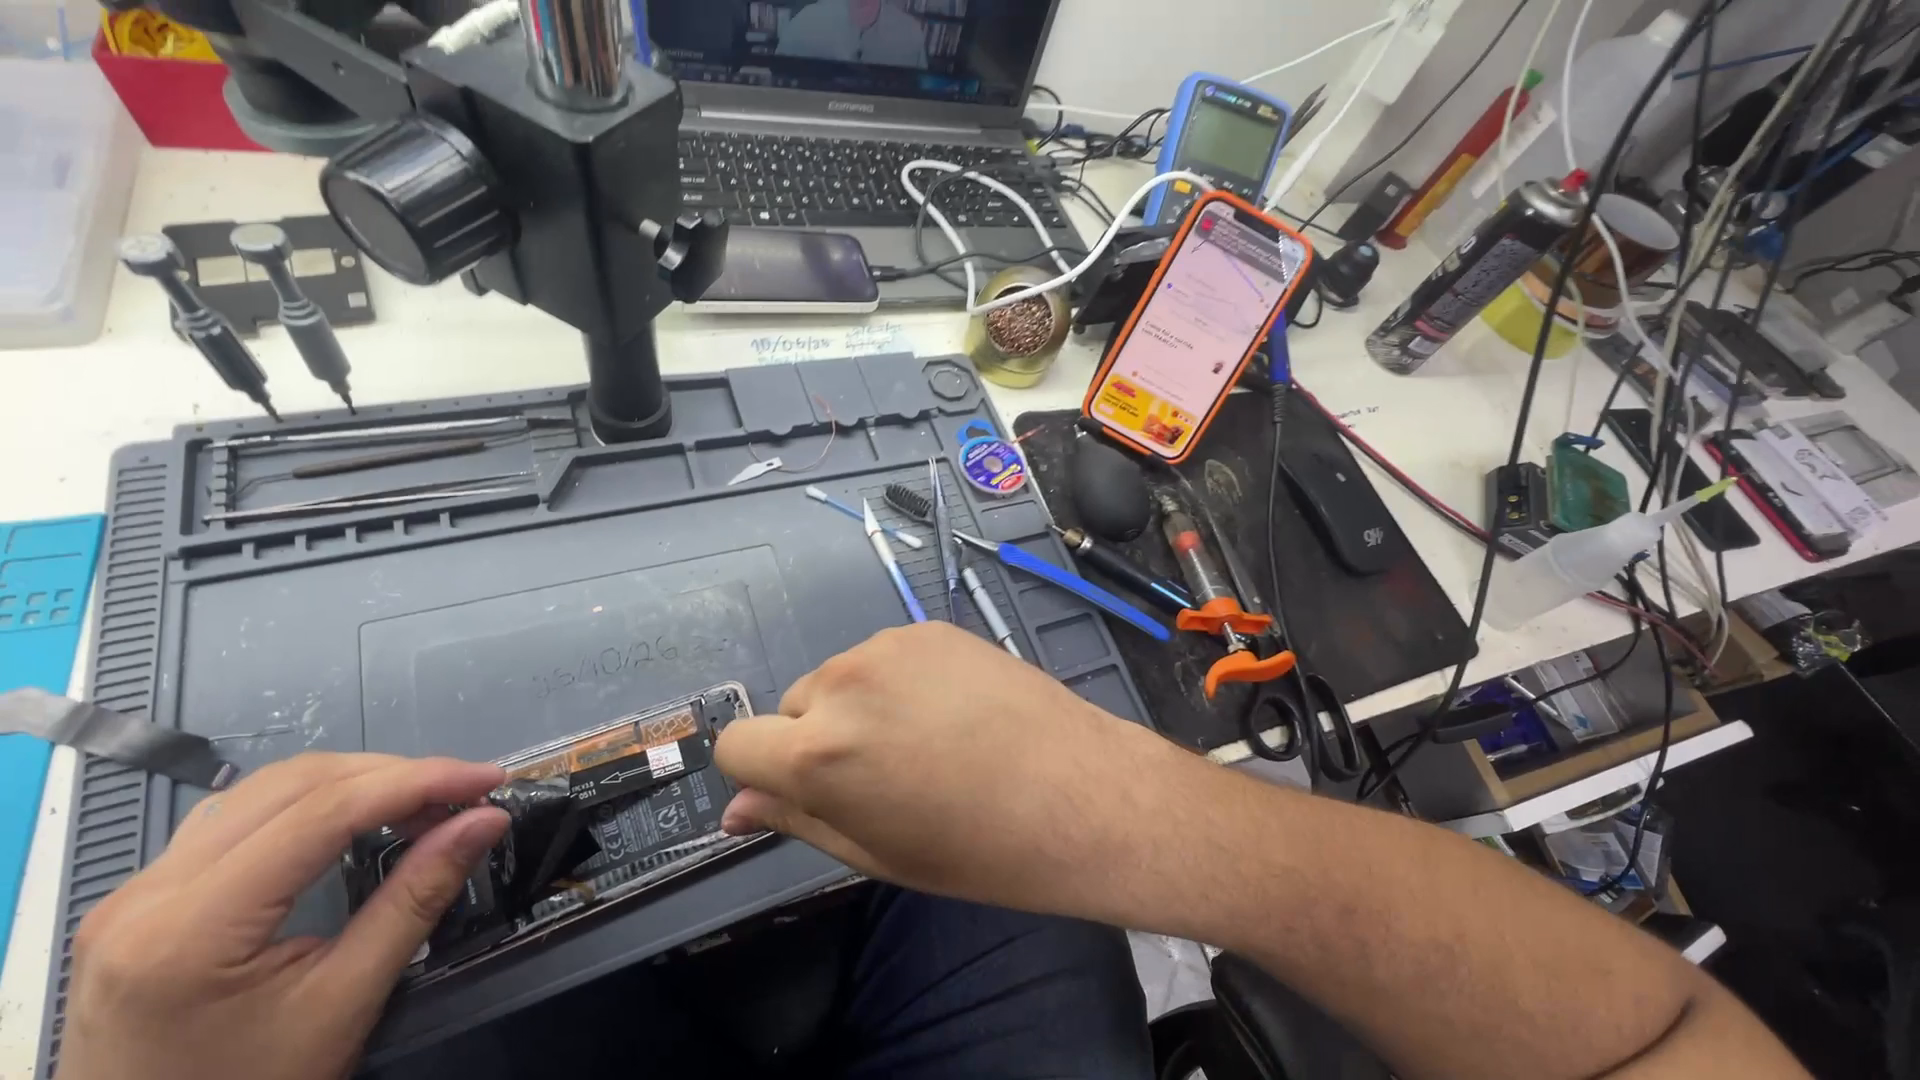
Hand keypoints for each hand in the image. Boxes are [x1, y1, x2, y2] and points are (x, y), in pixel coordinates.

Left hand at [61, 753, 508, 1079]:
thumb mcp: (347, 1001)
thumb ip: (416, 899)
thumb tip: (486, 821)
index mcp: (189, 927)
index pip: (322, 812)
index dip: (418, 781)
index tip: (488, 780)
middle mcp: (147, 892)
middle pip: (292, 785)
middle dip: (392, 775)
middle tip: (463, 795)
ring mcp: (135, 891)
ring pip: (264, 789)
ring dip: (354, 781)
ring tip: (421, 804)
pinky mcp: (142, 898)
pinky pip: (238, 816)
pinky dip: (310, 802)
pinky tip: (352, 820)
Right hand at [715, 622, 1206, 919]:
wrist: (1080, 792)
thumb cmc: (977, 848)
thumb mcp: (876, 852)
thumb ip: (797, 820)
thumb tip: (736, 808)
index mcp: (818, 751)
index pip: (735, 743)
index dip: (761, 771)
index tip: (803, 790)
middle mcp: (842, 682)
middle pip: (793, 706)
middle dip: (818, 738)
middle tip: (884, 773)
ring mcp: (889, 645)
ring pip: (841, 679)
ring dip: (860, 707)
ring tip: (927, 740)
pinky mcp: (931, 627)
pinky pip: (887, 657)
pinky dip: (900, 681)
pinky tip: (954, 710)